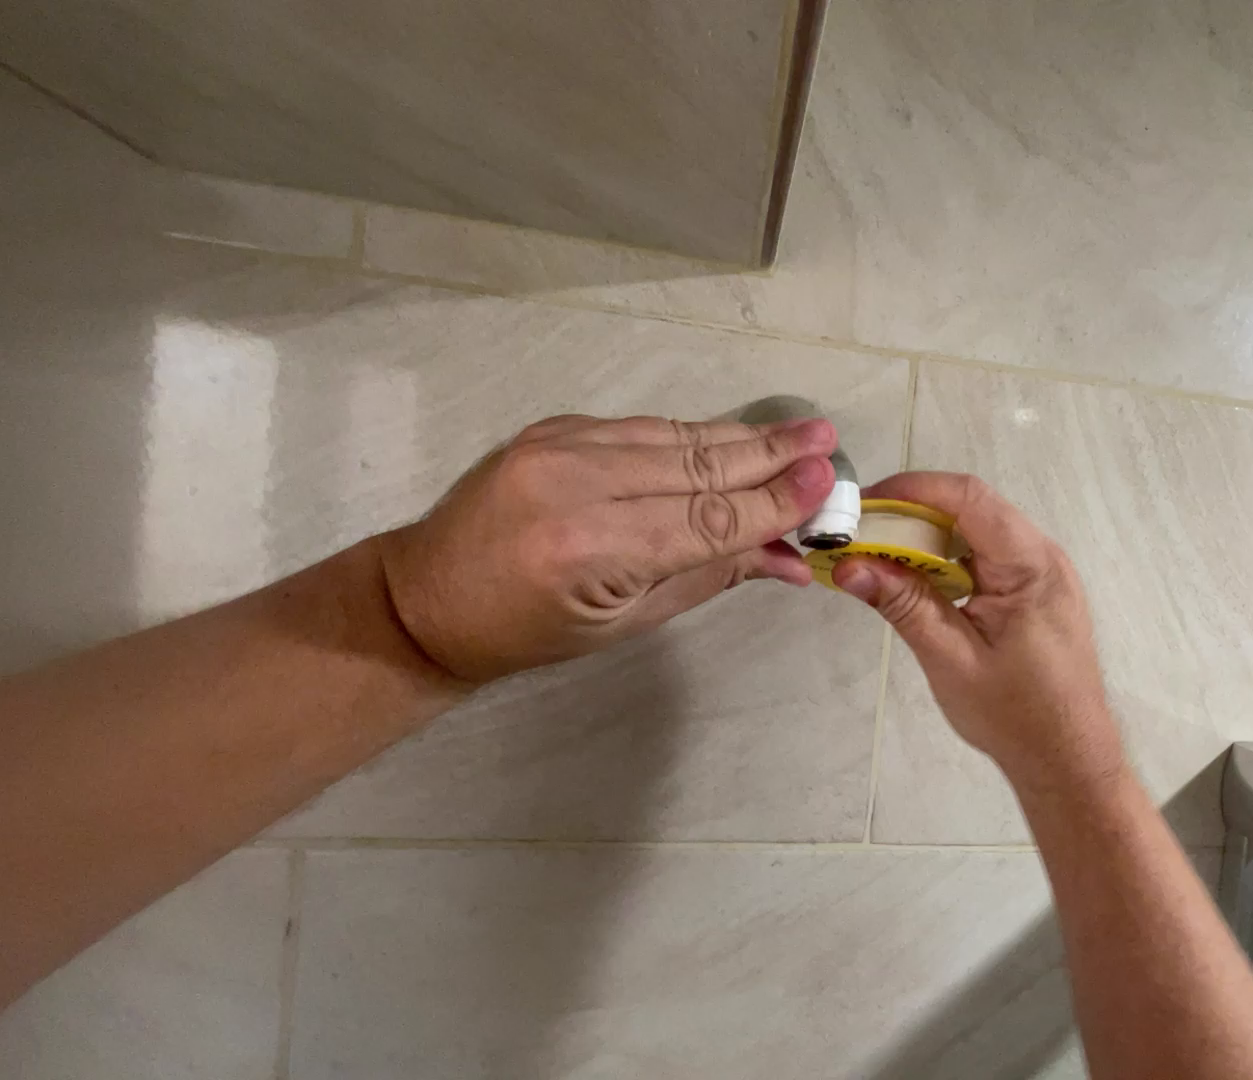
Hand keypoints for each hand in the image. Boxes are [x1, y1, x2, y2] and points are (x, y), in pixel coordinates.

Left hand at [377, 413, 835, 682]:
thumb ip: (709, 576)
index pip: (708, 519)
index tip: (826, 483)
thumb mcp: (626, 621)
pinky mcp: (554, 427)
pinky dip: (694, 436)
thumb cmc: (528, 632)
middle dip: (770, 454)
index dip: (773, 503)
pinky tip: (732, 439)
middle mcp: (576, 483)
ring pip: (676, 437)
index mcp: (591, 548)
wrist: (426, 596)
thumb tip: (790, 561)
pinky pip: (643, 429)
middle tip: (826, 440)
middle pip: (698, 464)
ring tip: (796, 434)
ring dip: (740, 438)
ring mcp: (560, 445)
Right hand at [831, 472, 1122, 789]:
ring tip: (879, 553)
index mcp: (1031, 565)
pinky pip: (983, 555)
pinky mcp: (1031, 589)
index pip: (969, 498)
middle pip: (971, 508)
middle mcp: (1042, 555)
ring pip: (975, 530)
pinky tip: (915, 578)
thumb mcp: (951, 660)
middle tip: (861, 532)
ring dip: (926, 536)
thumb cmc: (1015, 716)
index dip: (912, 489)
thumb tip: (850, 564)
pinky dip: (945, 558)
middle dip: (912, 512)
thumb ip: (904, 605)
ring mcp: (1040, 571)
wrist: (1068, 758)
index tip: (864, 506)